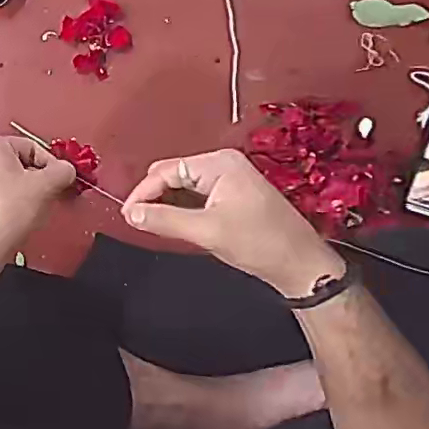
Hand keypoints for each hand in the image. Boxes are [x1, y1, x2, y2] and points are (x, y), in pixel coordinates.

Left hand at [0, 137, 76, 269]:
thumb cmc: (10, 212)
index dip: (52, 165)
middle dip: (39, 180)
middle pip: (21, 163)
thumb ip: (63, 171)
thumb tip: (67, 169)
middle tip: (49, 196)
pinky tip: (17, 218)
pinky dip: (11, 202)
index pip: (33, 147)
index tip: (60, 182)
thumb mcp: (46, 186)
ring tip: (33, 210)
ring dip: (27, 192)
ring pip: (10, 179)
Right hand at [122, 150, 345, 298]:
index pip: (167, 170)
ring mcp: (231, 178)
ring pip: (185, 186)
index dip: (144, 192)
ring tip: (149, 224)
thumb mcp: (207, 231)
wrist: (302, 265)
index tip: (127, 215)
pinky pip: (198, 195)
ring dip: (167, 204)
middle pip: (174, 174)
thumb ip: (165, 219)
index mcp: (219, 163)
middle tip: (136, 221)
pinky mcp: (234, 194)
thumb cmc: (259, 243)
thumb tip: (131, 213)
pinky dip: (182, 208)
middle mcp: (224, 163)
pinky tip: (173, 224)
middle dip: (153, 196)